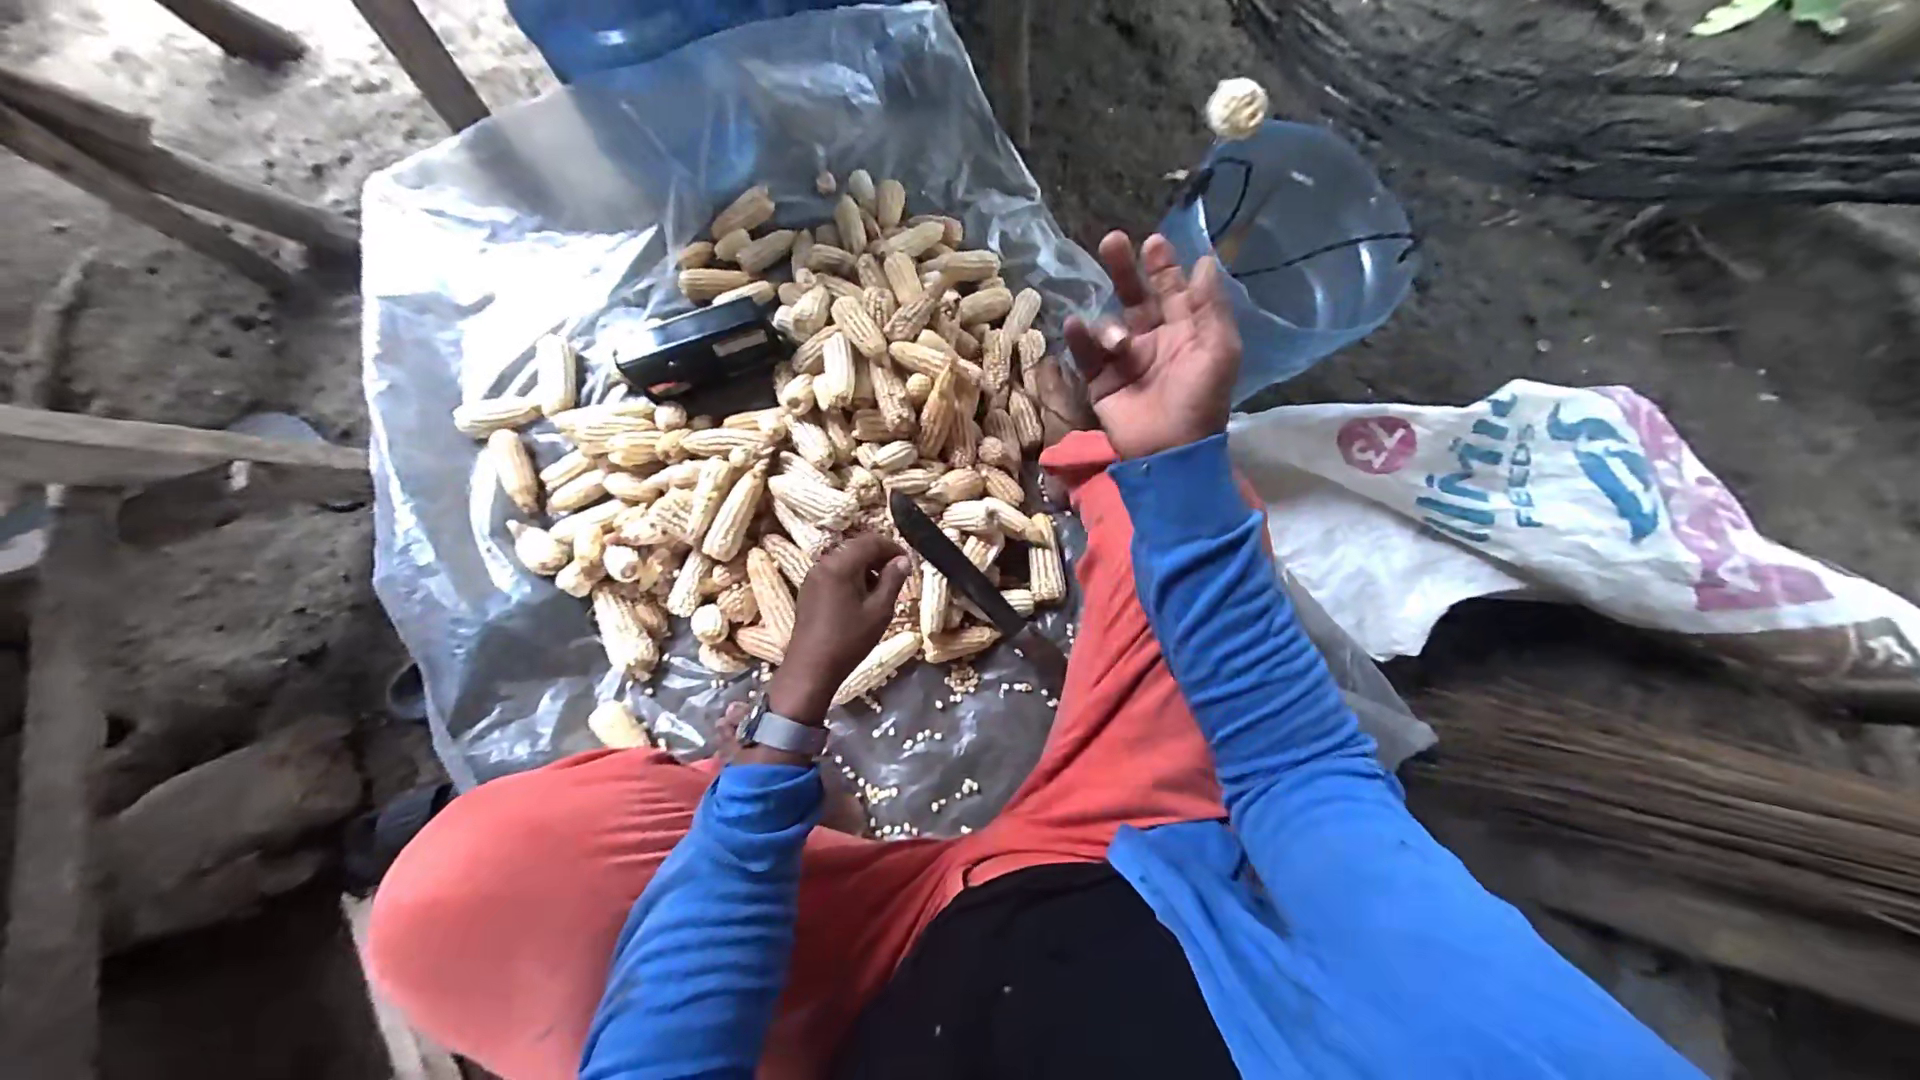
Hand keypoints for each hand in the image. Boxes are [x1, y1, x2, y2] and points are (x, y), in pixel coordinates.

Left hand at [763, 534, 909, 724]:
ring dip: (866, 569)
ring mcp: (812, 577)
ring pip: (845, 561)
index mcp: (840, 564)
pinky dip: (851, 578)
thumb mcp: (879, 610)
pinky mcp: (808, 591)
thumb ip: (892, 580)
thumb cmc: (849, 640)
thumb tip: (903, 560)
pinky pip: (834, 574)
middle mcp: (823, 564)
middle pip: (856, 548)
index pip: (871, 541)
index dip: (892, 548)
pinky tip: (861, 600)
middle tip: (898, 577)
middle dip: (879, 558)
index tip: (908, 563)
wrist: (810, 669)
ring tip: (882, 591)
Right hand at [1064, 232, 1241, 459]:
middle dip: (1123, 270)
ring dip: (1108, 325)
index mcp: (1184, 331)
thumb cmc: (1199, 400)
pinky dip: (1079, 338)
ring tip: (1116, 342)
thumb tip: (1205, 262)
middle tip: (1112, 242)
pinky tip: (1075, 325)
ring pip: (1109, 325)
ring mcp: (1124, 360)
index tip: (1152, 243)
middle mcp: (1152, 339)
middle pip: (1134, 297)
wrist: (1168, 450)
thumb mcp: (1219, 351)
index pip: (1171, 289)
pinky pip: (1086, 354)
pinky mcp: (1100, 381)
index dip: (1162, 266)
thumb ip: (1210, 307)